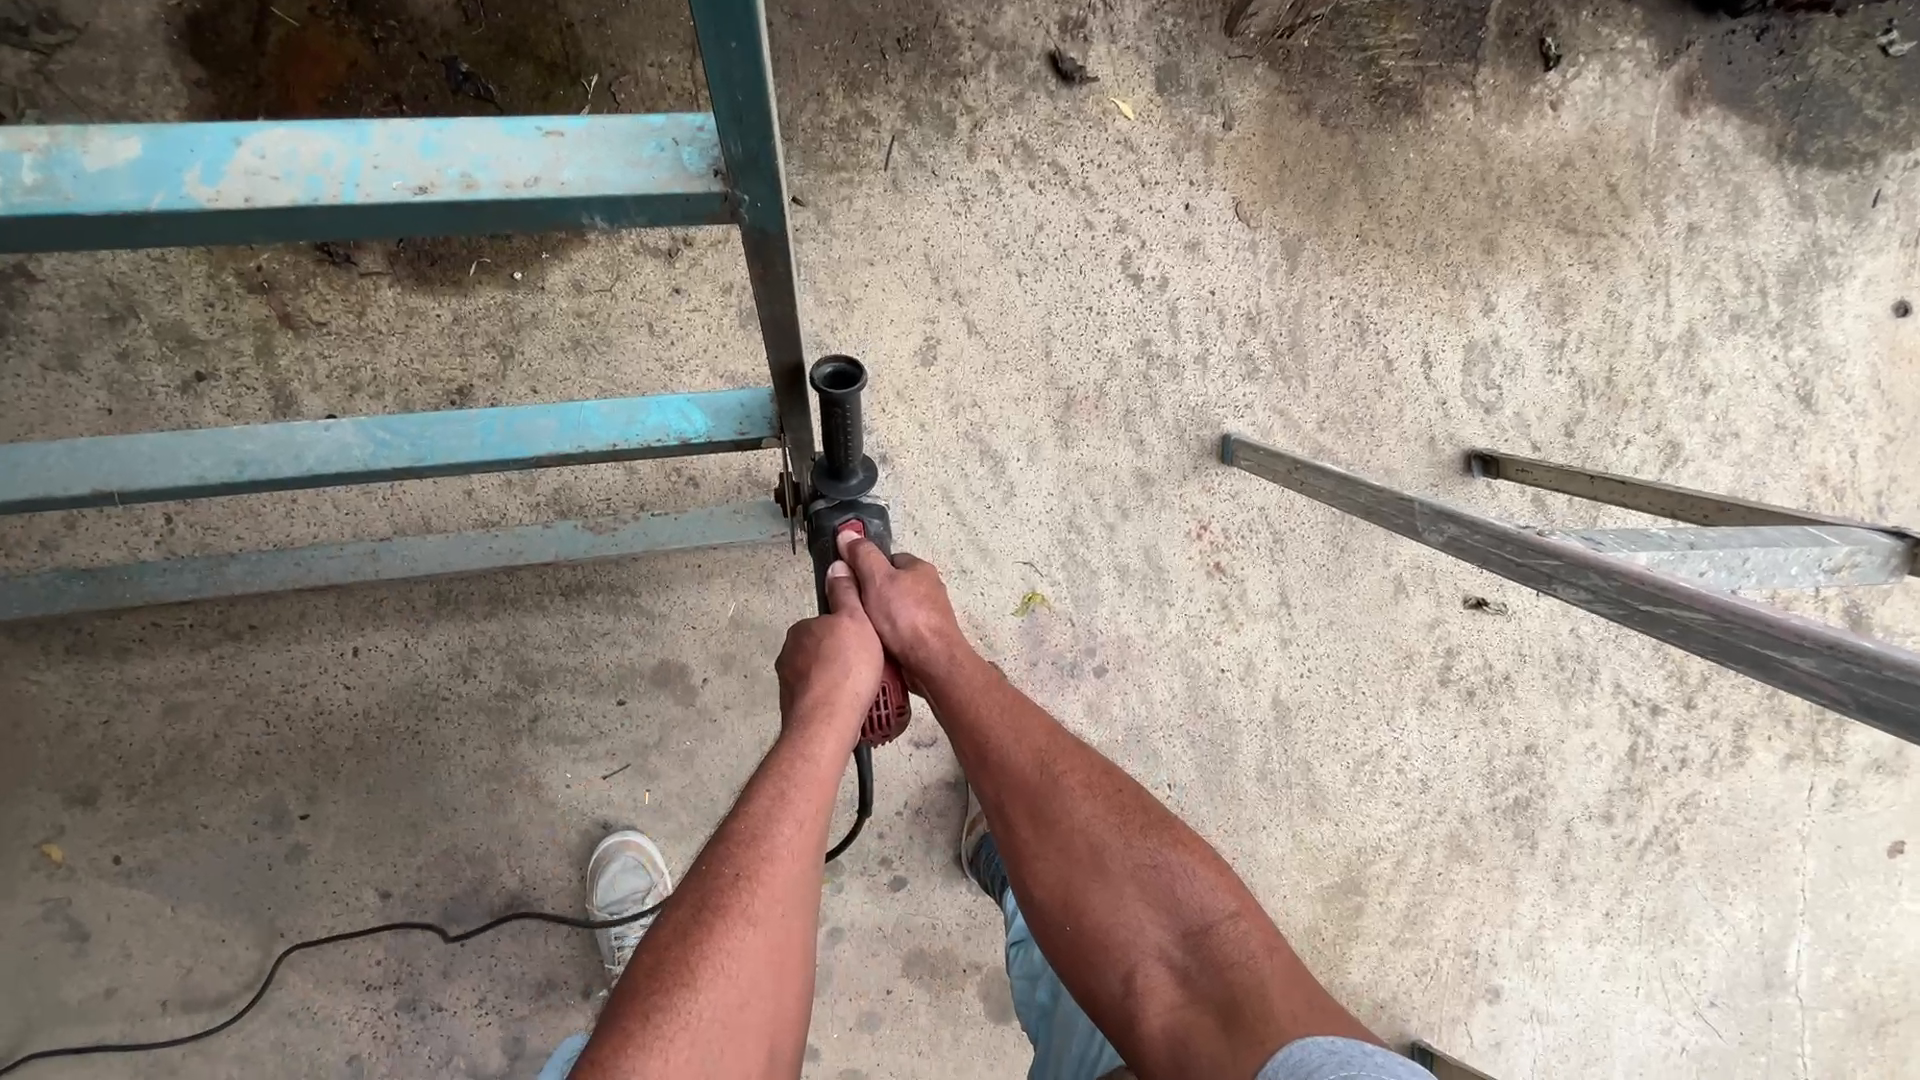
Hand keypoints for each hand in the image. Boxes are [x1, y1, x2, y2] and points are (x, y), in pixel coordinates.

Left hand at [775, 562, 883, 747]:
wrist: (827, 723)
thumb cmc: (846, 670)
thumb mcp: (856, 621)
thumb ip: (846, 593)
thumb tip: (837, 566)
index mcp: (802, 629)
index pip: (827, 622)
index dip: (849, 630)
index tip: (866, 641)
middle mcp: (790, 654)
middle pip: (824, 649)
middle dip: (844, 655)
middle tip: (869, 665)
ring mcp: (790, 683)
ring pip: (821, 674)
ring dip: (840, 679)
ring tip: (864, 689)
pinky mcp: (795, 708)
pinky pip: (820, 698)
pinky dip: (834, 700)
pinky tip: (851, 706)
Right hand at [835, 533, 972, 688]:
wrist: (933, 662)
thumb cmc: (908, 619)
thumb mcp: (877, 579)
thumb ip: (862, 556)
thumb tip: (848, 535)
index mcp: (918, 569)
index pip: (887, 559)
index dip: (865, 568)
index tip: (849, 579)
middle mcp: (927, 590)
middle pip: (888, 587)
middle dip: (870, 598)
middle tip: (854, 608)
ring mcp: (927, 615)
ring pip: (892, 613)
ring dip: (877, 621)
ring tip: (864, 630)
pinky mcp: (925, 639)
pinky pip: (898, 634)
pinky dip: (886, 639)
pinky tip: (876, 646)